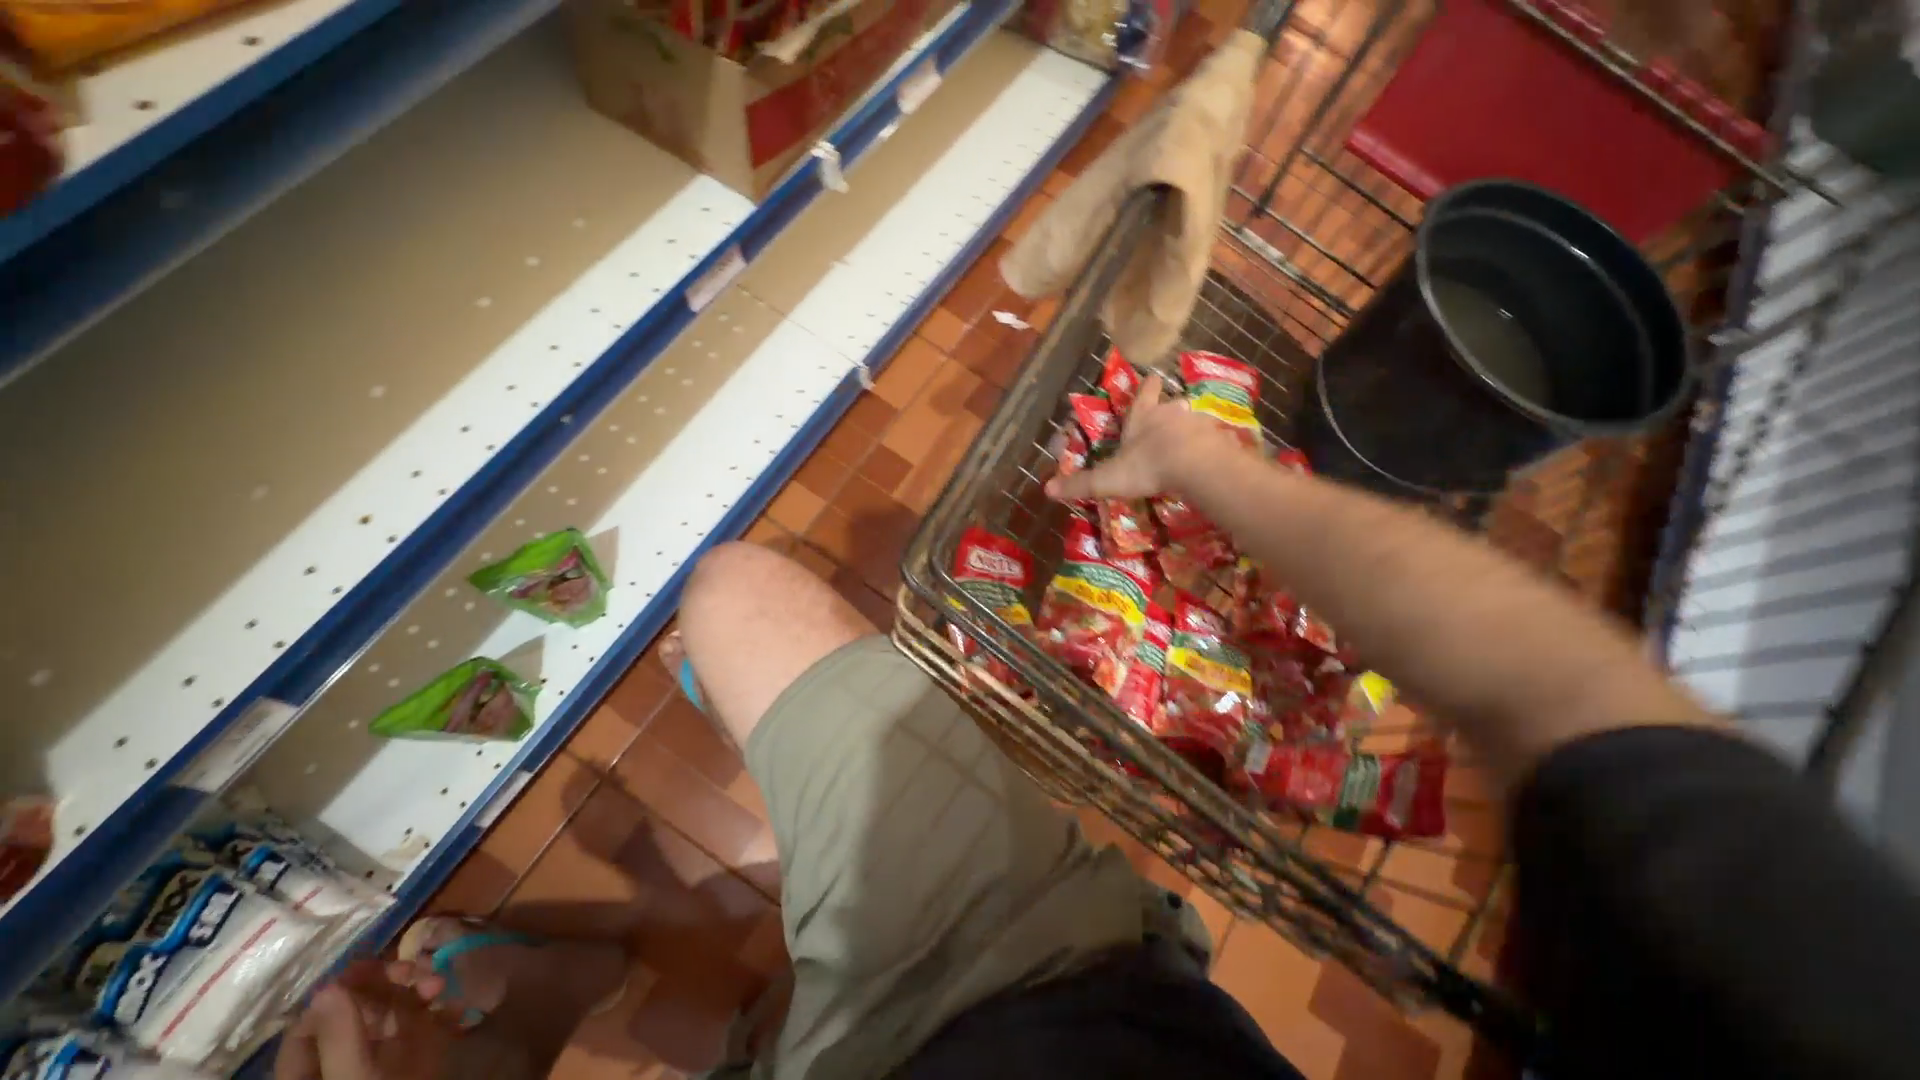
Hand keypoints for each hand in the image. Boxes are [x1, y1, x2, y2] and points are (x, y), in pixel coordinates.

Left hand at [274, 964, 448, 1079]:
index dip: (340, 990)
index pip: (311, 1020)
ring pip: (392, 1011)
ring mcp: (382, 1060)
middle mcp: (343, 1060)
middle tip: (416, 972)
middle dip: (387, 984)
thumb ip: (341, 1038)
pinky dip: (440, 1010)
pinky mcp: (417, 1061)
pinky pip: (424, 1026)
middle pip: (355, 1009)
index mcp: (310, 1071)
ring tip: (439, 984)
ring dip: (418, 989)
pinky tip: (455, 1007)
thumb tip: (331, 984)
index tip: (376, 968)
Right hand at [1045, 374, 1230, 500]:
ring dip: (1191, 428)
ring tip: (1190, 439)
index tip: (1152, 376)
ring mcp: (1198, 424)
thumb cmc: (1148, 465)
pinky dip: (1210, 447)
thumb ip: (1081, 484)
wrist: (1195, 465)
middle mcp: (1171, 414)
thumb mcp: (1109, 479)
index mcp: (1143, 418)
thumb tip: (1047, 489)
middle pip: (1173, 404)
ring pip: (1194, 420)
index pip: (1144, 395)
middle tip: (1173, 411)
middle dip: (1171, 407)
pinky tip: (1208, 458)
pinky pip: (1213, 440)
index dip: (1147, 387)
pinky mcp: (1219, 440)